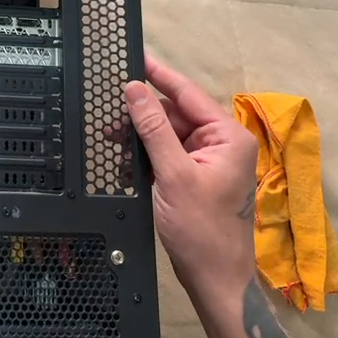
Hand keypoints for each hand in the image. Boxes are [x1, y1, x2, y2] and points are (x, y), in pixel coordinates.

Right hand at [124, 55, 259, 300]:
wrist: (215, 281)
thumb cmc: (201, 228)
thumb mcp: (173, 173)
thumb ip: (153, 127)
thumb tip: (135, 89)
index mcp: (227, 136)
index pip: (188, 94)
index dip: (159, 75)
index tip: (135, 56)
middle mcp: (222, 143)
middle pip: (175, 114)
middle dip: (143, 116)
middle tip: (111, 117)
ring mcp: (210, 161)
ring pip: (168, 134)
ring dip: (142, 139)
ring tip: (114, 144)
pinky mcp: (197, 177)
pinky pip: (169, 154)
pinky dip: (148, 157)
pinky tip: (127, 164)